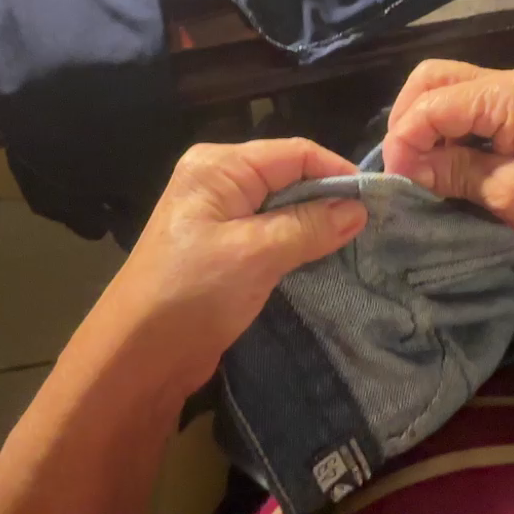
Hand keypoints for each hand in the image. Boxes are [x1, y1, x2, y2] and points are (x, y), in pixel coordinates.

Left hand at [99, 138, 368, 391]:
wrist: (136, 360)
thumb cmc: (191, 293)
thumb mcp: (256, 254)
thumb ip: (309, 226)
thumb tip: (359, 208)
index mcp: (218, 166)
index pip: (293, 152)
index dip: (336, 171)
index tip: (377, 198)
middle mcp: (218, 180)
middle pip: (289, 174)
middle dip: (328, 196)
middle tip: (372, 223)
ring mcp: (219, 214)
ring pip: (283, 205)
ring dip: (315, 221)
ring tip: (357, 239)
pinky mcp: (224, 247)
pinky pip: (271, 231)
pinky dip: (298, 240)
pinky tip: (324, 255)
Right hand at [381, 61, 513, 260]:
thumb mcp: (512, 195)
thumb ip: (455, 173)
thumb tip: (403, 168)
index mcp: (511, 95)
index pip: (436, 102)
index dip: (405, 136)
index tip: (393, 176)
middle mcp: (509, 82)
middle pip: (435, 78)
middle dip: (408, 117)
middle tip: (400, 162)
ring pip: (448, 88)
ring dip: (424, 121)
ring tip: (414, 163)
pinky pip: (466, 106)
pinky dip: (445, 127)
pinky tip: (439, 157)